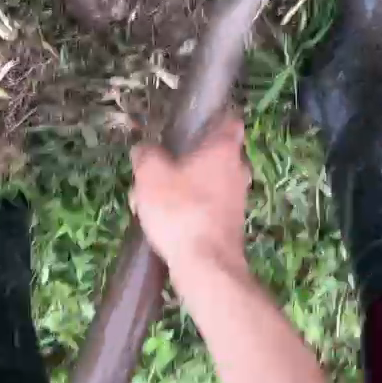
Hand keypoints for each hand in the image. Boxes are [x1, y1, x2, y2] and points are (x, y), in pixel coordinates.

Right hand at [130, 115, 251, 284]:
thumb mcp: (151, 175)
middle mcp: (238, 169)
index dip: (215, 115)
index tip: (195, 118)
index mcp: (224, 149)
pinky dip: (190, 208)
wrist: (207, 267)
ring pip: (210, 181)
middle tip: (165, 161)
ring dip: (187, 185)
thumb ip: (146, 155)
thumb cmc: (181, 210)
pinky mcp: (231, 225)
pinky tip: (165, 222)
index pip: (230, 119)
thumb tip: (143, 149)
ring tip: (155, 197)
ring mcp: (237, 199)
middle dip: (192, 155)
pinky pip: (209, 205)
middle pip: (218, 152)